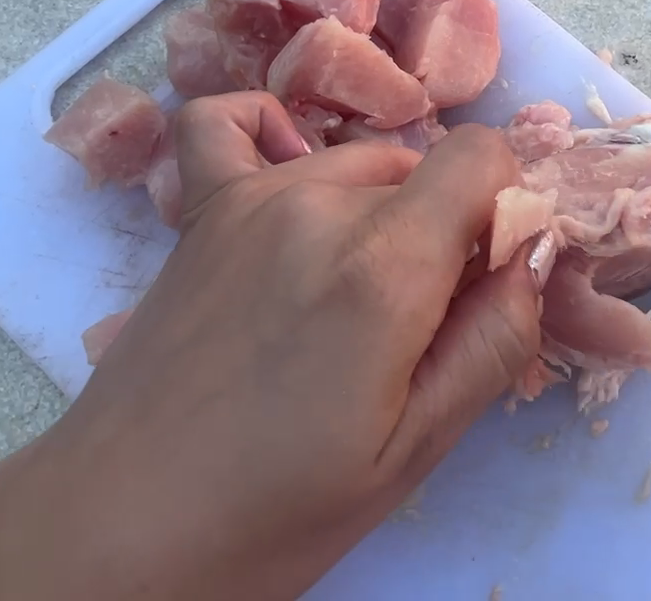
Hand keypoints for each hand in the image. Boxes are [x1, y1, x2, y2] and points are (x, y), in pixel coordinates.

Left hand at [0, 92, 540, 600]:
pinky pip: (228, 122)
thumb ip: (495, 338)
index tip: (490, 267)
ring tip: (356, 287)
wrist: (119, 529)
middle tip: (421, 311)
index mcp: (384, 265)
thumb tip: (531, 253)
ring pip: (361, 160)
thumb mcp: (416, 448)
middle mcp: (320, 202)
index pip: (482, 155)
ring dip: (384, 206)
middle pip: (426, 169)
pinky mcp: (202, 207)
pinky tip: (288, 176)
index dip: (506, 201)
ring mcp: (252, 195)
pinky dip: (272, 132)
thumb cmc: (278, 508)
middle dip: (449, 224)